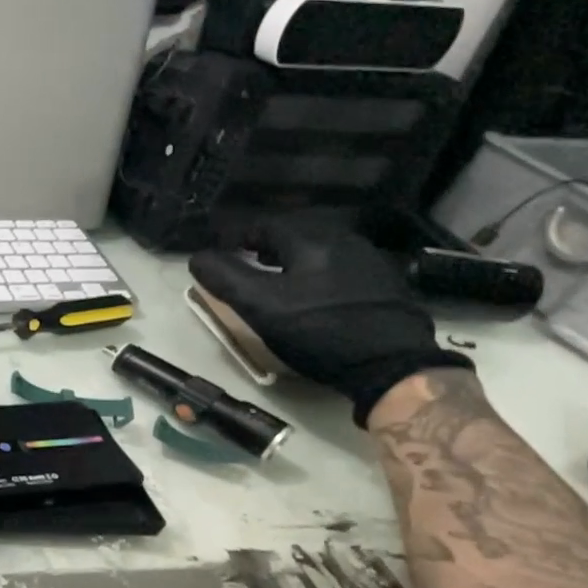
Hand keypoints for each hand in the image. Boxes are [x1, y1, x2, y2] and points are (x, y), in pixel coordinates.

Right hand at [189, 222, 473, 427]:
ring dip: (294, 260)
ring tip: (278, 279)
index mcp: (312, 241)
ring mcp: (371, 261)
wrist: (390, 362)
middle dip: (267, 247)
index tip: (223, 253)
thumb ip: (225, 279)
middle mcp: (344, 241)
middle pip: (296, 236)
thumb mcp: (260, 307)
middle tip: (248, 264)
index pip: (265, 226)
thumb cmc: (317, 330)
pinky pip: (341, 268)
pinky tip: (315, 296)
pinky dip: (319, 274)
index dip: (238, 237)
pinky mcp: (386, 284)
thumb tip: (198, 257)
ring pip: (320, 251)